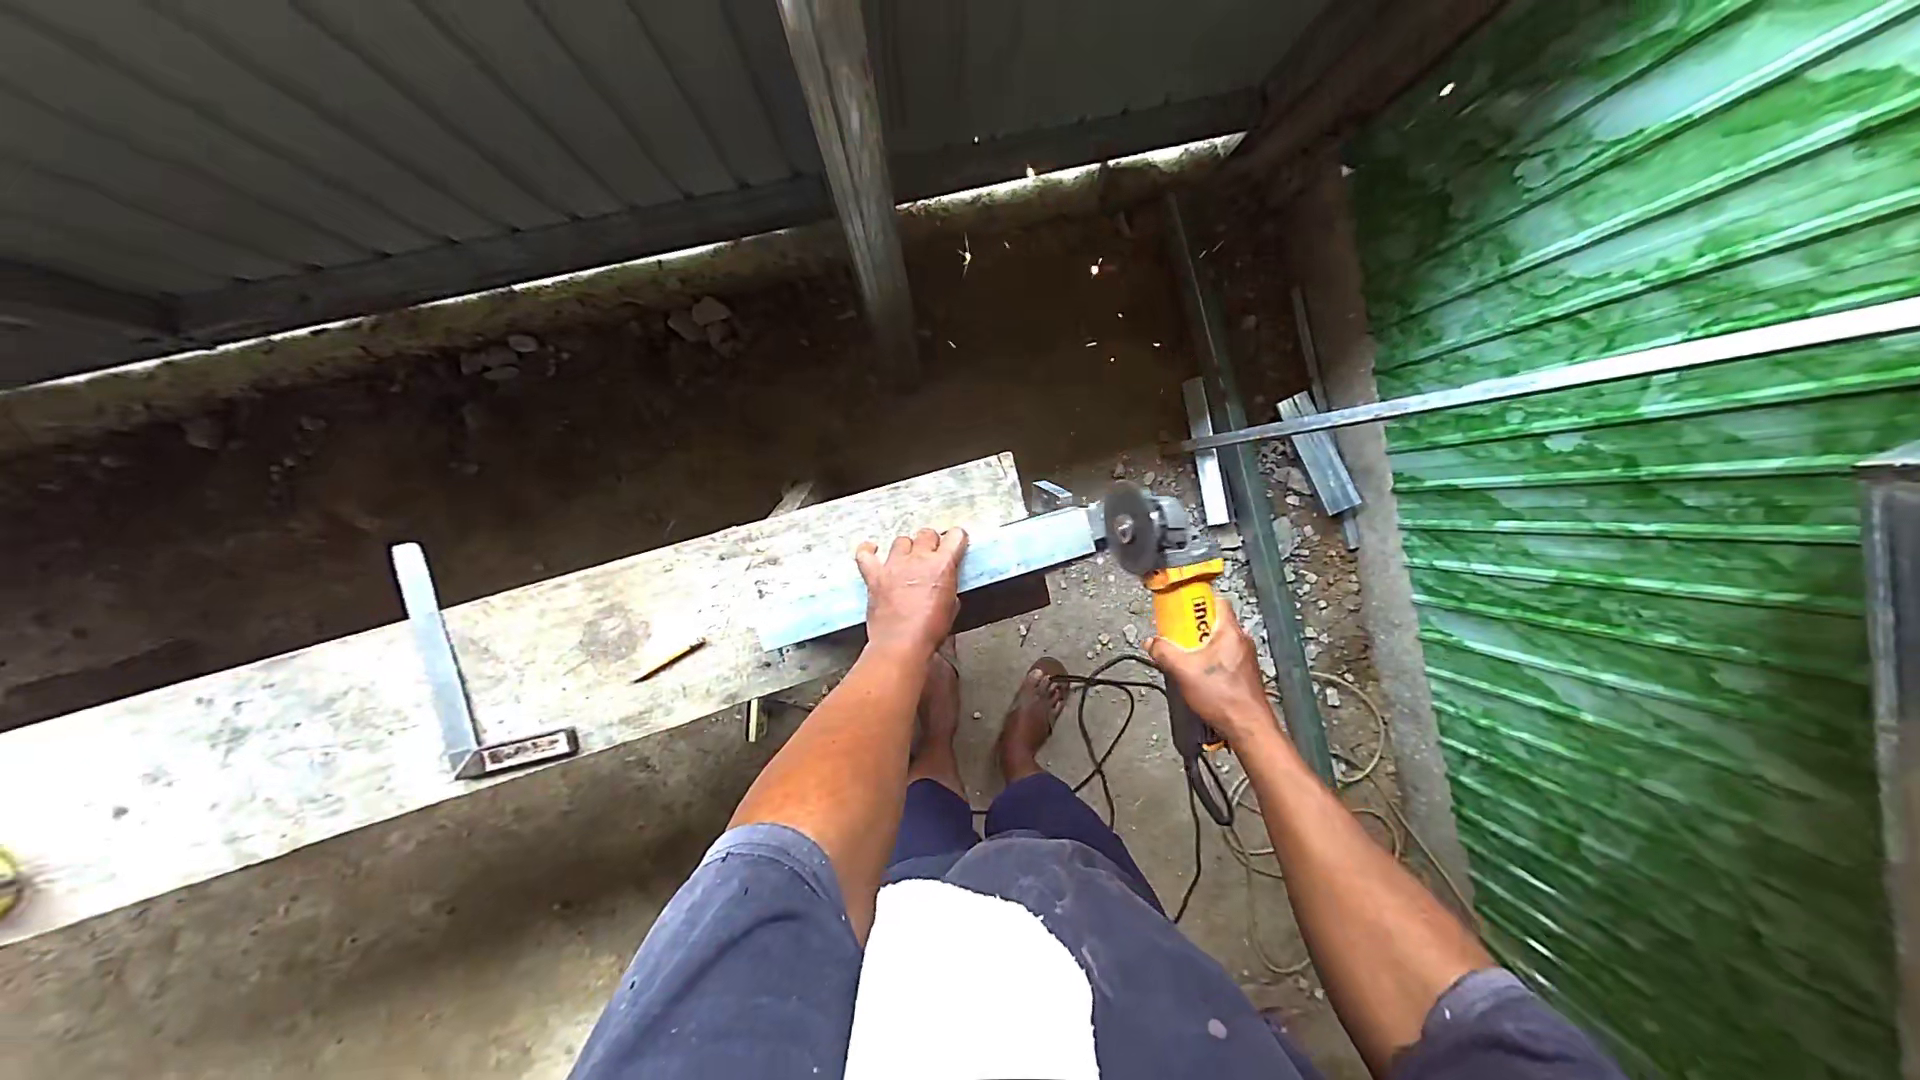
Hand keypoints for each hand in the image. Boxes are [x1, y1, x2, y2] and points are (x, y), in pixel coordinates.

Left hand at [854, 527, 967, 659]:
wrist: (902, 645)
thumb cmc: (929, 631)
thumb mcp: (952, 607)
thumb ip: (948, 587)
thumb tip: (943, 584)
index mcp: (942, 565)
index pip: (954, 537)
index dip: (956, 538)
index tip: (955, 542)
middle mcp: (918, 559)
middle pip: (926, 534)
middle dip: (931, 542)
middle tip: (931, 553)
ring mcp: (894, 566)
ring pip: (901, 541)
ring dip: (906, 548)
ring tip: (907, 558)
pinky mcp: (875, 576)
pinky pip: (865, 554)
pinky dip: (868, 550)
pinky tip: (871, 549)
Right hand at [1145, 601, 1282, 747]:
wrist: (1248, 727)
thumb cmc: (1224, 697)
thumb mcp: (1182, 671)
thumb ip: (1163, 652)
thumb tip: (1152, 643)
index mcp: (1230, 632)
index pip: (1216, 601)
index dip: (1196, 602)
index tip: (1180, 609)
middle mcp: (1241, 641)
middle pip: (1213, 623)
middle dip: (1192, 629)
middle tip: (1177, 639)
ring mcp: (1244, 658)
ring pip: (1218, 642)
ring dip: (1199, 648)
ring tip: (1185, 661)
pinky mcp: (1243, 673)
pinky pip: (1223, 657)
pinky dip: (1208, 661)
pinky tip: (1198, 677)